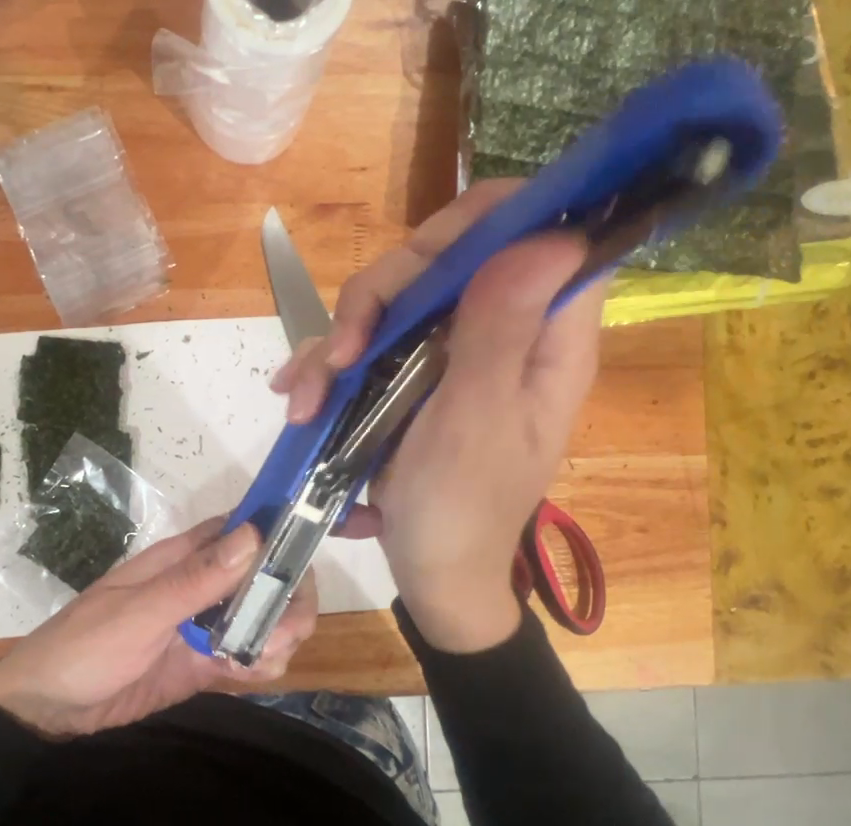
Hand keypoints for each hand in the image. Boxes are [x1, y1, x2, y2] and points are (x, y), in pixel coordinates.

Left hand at [0, 518, 318, 738]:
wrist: (49, 707)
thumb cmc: (84, 648)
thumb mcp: (138, 613)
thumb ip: (195, 581)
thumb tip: (254, 535)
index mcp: (181, 560)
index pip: (245, 532)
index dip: (282, 538)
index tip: (305, 564)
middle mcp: (201, 588)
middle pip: (268, 578)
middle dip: (288, 602)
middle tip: (280, 635)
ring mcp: (205, 627)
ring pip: (266, 619)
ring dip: (277, 638)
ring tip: (254, 662)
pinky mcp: (205, 664)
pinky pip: (249, 656)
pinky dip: (260, 664)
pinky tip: (243, 676)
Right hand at [269, 180, 608, 652]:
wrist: (433, 578)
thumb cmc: (462, 510)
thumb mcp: (475, 420)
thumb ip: (501, 328)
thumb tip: (550, 232)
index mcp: (546, 337)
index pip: (538, 231)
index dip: (481, 223)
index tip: (419, 262)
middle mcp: (504, 331)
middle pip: (445, 258)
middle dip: (380, 297)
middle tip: (342, 352)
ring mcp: (453, 354)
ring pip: (395, 300)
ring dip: (339, 342)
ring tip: (307, 400)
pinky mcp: (412, 380)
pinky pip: (368, 345)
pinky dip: (328, 368)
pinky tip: (300, 401)